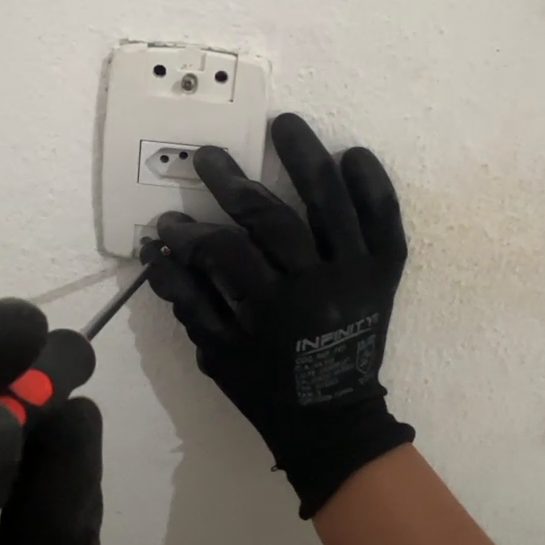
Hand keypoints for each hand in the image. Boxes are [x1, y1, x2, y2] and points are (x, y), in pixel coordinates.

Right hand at [141, 112, 412, 516]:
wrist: (337, 421)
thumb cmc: (269, 390)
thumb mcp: (217, 353)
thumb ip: (187, 299)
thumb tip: (158, 248)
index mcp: (273, 310)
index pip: (224, 253)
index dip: (191, 234)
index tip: (169, 223)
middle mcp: (318, 286)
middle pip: (273, 218)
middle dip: (233, 183)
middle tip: (209, 156)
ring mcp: (358, 274)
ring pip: (332, 204)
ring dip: (305, 158)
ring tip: (284, 123)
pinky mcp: (386, 272)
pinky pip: (384, 219)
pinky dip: (372, 184)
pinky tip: (352, 154)